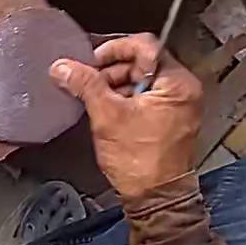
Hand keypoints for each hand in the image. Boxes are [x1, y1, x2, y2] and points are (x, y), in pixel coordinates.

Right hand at [51, 34, 202, 197]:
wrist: (153, 198)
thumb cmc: (138, 161)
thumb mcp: (107, 116)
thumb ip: (86, 85)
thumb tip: (62, 67)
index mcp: (177, 83)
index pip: (145, 46)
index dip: (114, 50)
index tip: (91, 62)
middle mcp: (183, 90)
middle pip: (142, 63)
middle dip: (111, 71)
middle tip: (88, 83)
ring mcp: (177, 105)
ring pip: (140, 81)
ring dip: (114, 86)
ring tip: (94, 101)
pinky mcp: (168, 119)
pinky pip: (144, 98)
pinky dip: (124, 100)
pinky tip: (106, 112)